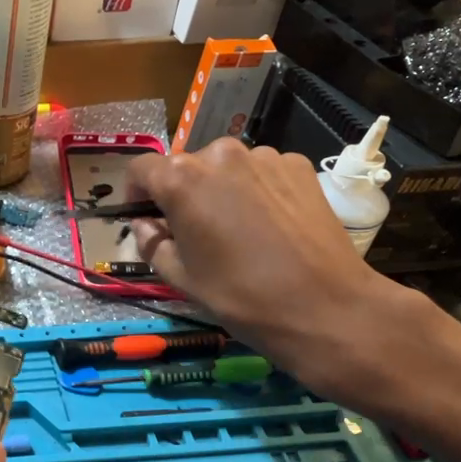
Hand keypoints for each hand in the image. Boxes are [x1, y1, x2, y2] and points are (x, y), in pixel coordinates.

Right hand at [126, 140, 415, 393]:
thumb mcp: (180, 278)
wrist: (324, 306)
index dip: (136, 193)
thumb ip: (152, 243)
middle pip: (186, 166)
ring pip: (226, 168)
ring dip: (220, 190)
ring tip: (235, 229)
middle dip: (182, 193)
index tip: (144, 217)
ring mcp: (265, 157)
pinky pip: (261, 172)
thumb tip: (145, 225)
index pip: (142, 168)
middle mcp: (220, 155)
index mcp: (182, 180)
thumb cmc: (240, 296)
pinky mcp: (298, 167)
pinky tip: (267, 225)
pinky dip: (255, 191)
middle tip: (192, 231)